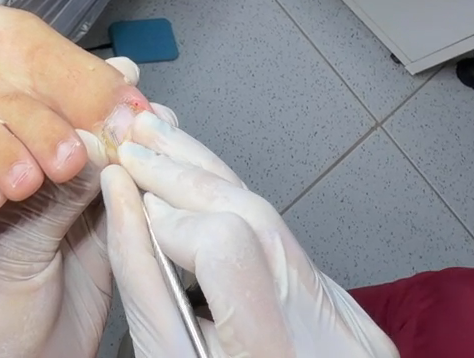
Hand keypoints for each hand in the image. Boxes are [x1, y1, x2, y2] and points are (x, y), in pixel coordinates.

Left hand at [0, 59, 147, 357]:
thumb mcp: (12, 245)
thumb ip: (53, 198)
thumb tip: (93, 145)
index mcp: (12, 170)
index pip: (53, 124)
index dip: (86, 99)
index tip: (121, 75)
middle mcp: (46, 185)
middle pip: (90, 141)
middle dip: (121, 119)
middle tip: (151, 101)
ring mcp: (79, 213)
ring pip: (118, 171)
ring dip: (142, 151)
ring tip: (165, 128)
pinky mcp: (108, 244)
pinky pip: (136, 210)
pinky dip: (154, 192)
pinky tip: (169, 175)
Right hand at [103, 111, 397, 357]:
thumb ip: (142, 277)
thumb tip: (120, 195)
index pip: (230, 245)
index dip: (173, 218)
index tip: (132, 204)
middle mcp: (333, 339)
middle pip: (253, 216)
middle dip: (182, 171)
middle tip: (131, 144)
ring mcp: (353, 327)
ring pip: (273, 217)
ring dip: (206, 171)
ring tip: (157, 136)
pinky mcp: (353, 317)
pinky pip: (285, 241)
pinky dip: (233, 205)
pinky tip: (197, 180)